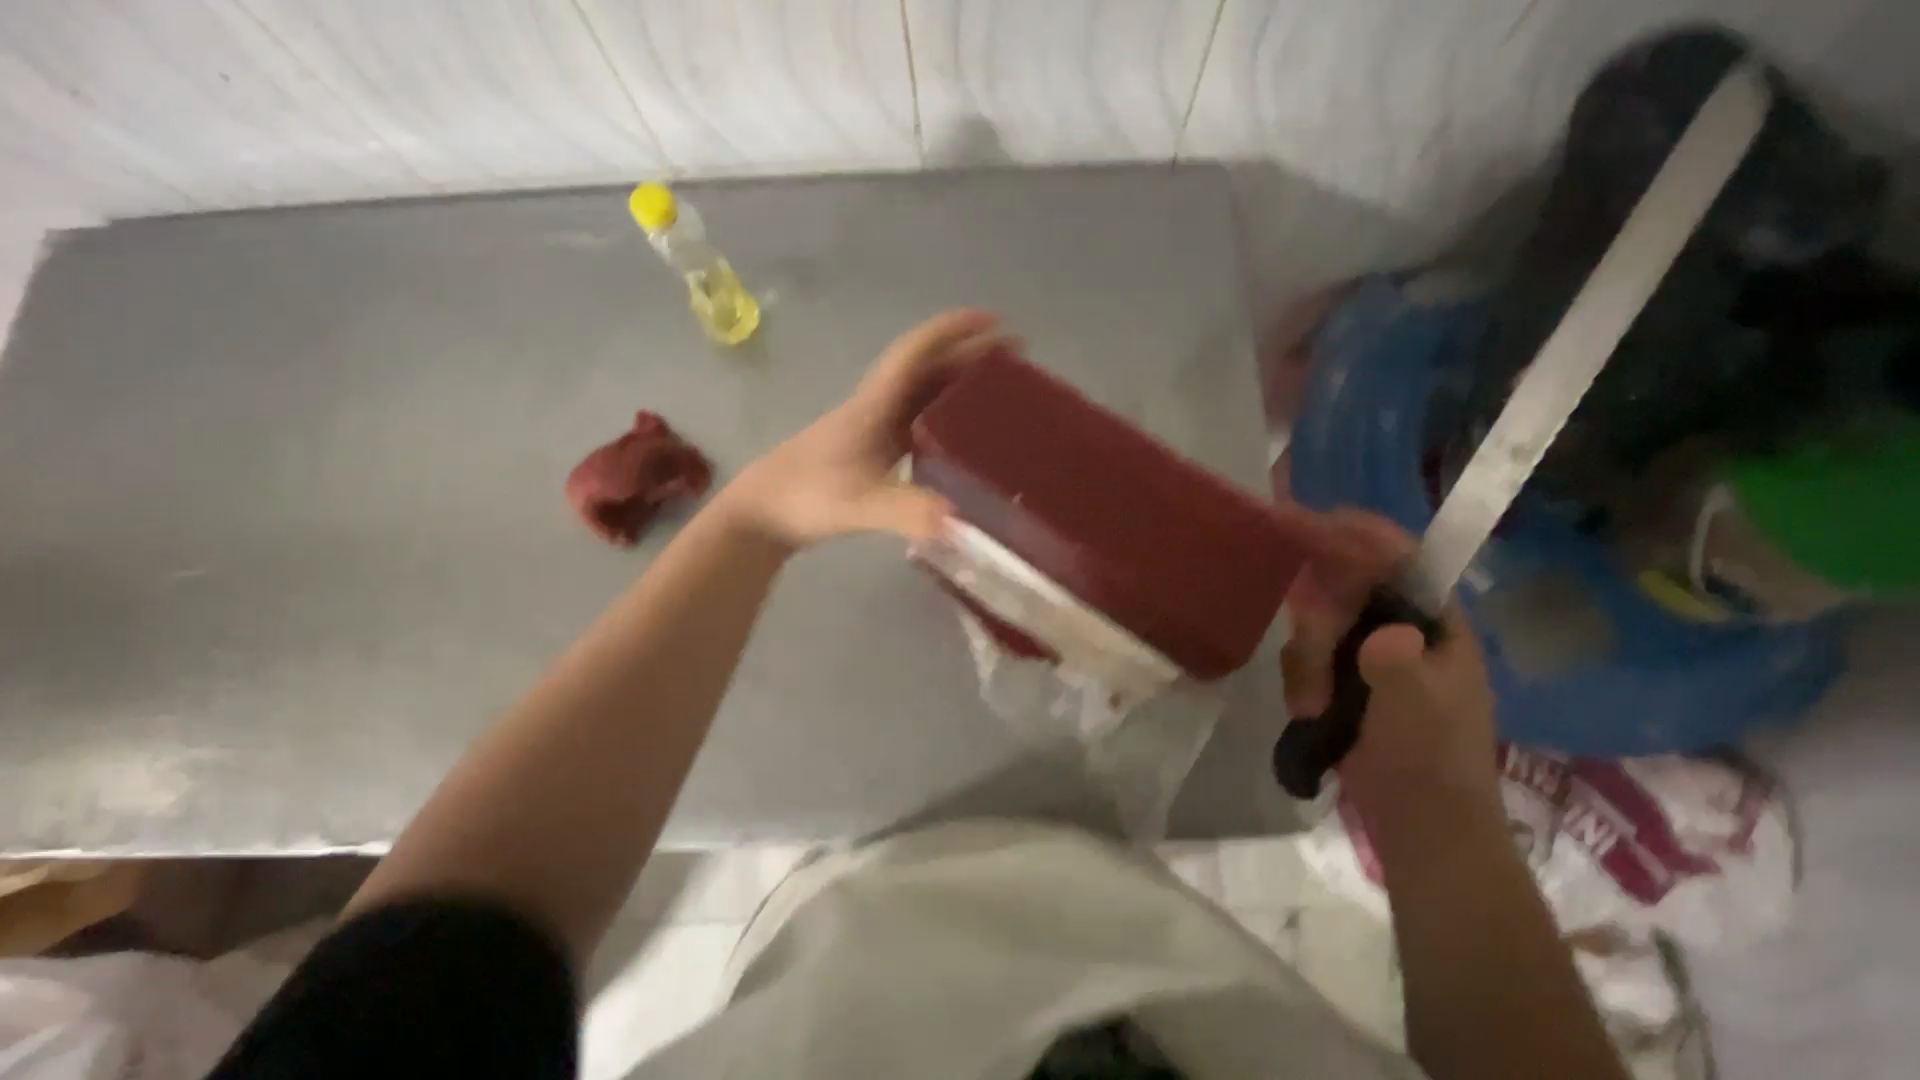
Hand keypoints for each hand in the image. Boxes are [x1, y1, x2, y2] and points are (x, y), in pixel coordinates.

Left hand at [719, 309, 1011, 549]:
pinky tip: (962, 436)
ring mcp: (871, 429)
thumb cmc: (805, 497)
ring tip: (999, 391)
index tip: (994, 320)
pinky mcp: (869, 450)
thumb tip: (962, 521)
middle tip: (1015, 357)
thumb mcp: (859, 505)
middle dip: (968, 355)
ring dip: (957, 384)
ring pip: (921, 394)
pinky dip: (943, 418)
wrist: (760, 513)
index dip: (953, 331)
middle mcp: (875, 407)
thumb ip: (907, 511)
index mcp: (874, 405)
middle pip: (926, 369)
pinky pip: (915, 421)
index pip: (916, 353)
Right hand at [1281, 509, 1498, 818]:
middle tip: (1314, 662)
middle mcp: (1401, 626)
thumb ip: (1400, 667)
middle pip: (1345, 587)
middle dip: (1319, 621)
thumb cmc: (1433, 760)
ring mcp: (1368, 653)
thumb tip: (1384, 636)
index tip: (1311, 519)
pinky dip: (1301, 680)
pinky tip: (1309, 711)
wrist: (1420, 822)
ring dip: (1307, 659)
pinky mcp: (1342, 678)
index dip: (1359, 533)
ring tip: (1314, 705)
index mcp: (1436, 622)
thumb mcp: (1421, 710)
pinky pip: (1305, 656)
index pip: (1400, 558)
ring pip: (1317, 623)